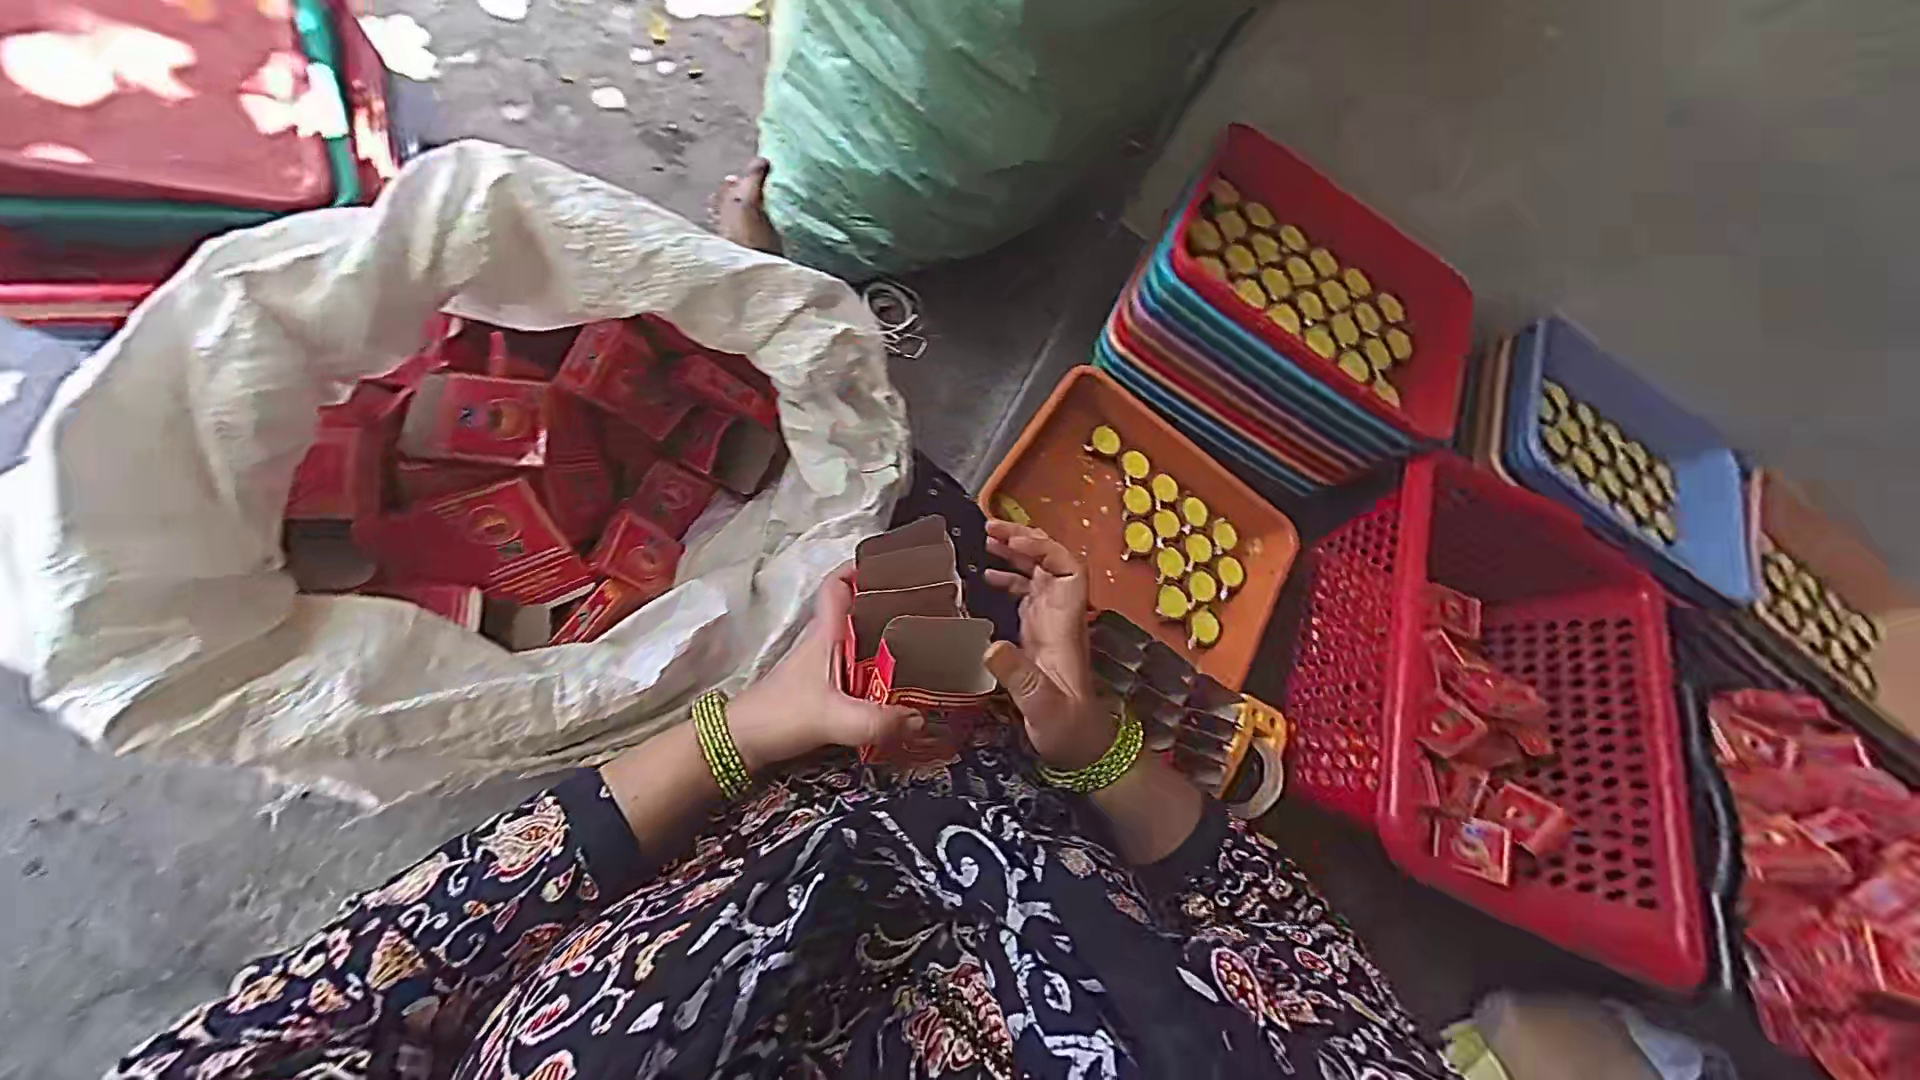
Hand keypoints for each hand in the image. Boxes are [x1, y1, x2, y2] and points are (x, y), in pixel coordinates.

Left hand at [726, 561, 922, 770]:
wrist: (741, 745)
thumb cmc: (780, 715)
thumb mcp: (830, 717)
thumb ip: (874, 721)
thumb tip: (918, 719)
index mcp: (826, 633)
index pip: (838, 584)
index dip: (860, 567)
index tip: (893, 566)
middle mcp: (826, 642)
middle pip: (858, 609)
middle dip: (887, 604)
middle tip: (923, 607)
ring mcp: (825, 665)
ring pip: (860, 639)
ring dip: (885, 637)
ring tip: (922, 642)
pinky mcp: (826, 688)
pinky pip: (860, 667)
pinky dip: (879, 668)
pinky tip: (899, 681)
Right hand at [982, 521, 1114, 769]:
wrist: (1080, 746)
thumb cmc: (1067, 729)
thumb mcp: (1041, 708)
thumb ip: (1018, 677)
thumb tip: (990, 645)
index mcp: (1065, 625)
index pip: (1070, 571)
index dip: (1046, 549)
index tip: (1015, 542)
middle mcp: (1060, 616)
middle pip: (1052, 563)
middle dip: (1025, 540)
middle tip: (990, 528)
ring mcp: (1050, 622)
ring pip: (1039, 574)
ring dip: (1016, 553)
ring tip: (987, 539)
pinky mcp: (1038, 633)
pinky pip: (1027, 592)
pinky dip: (1009, 578)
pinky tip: (988, 575)